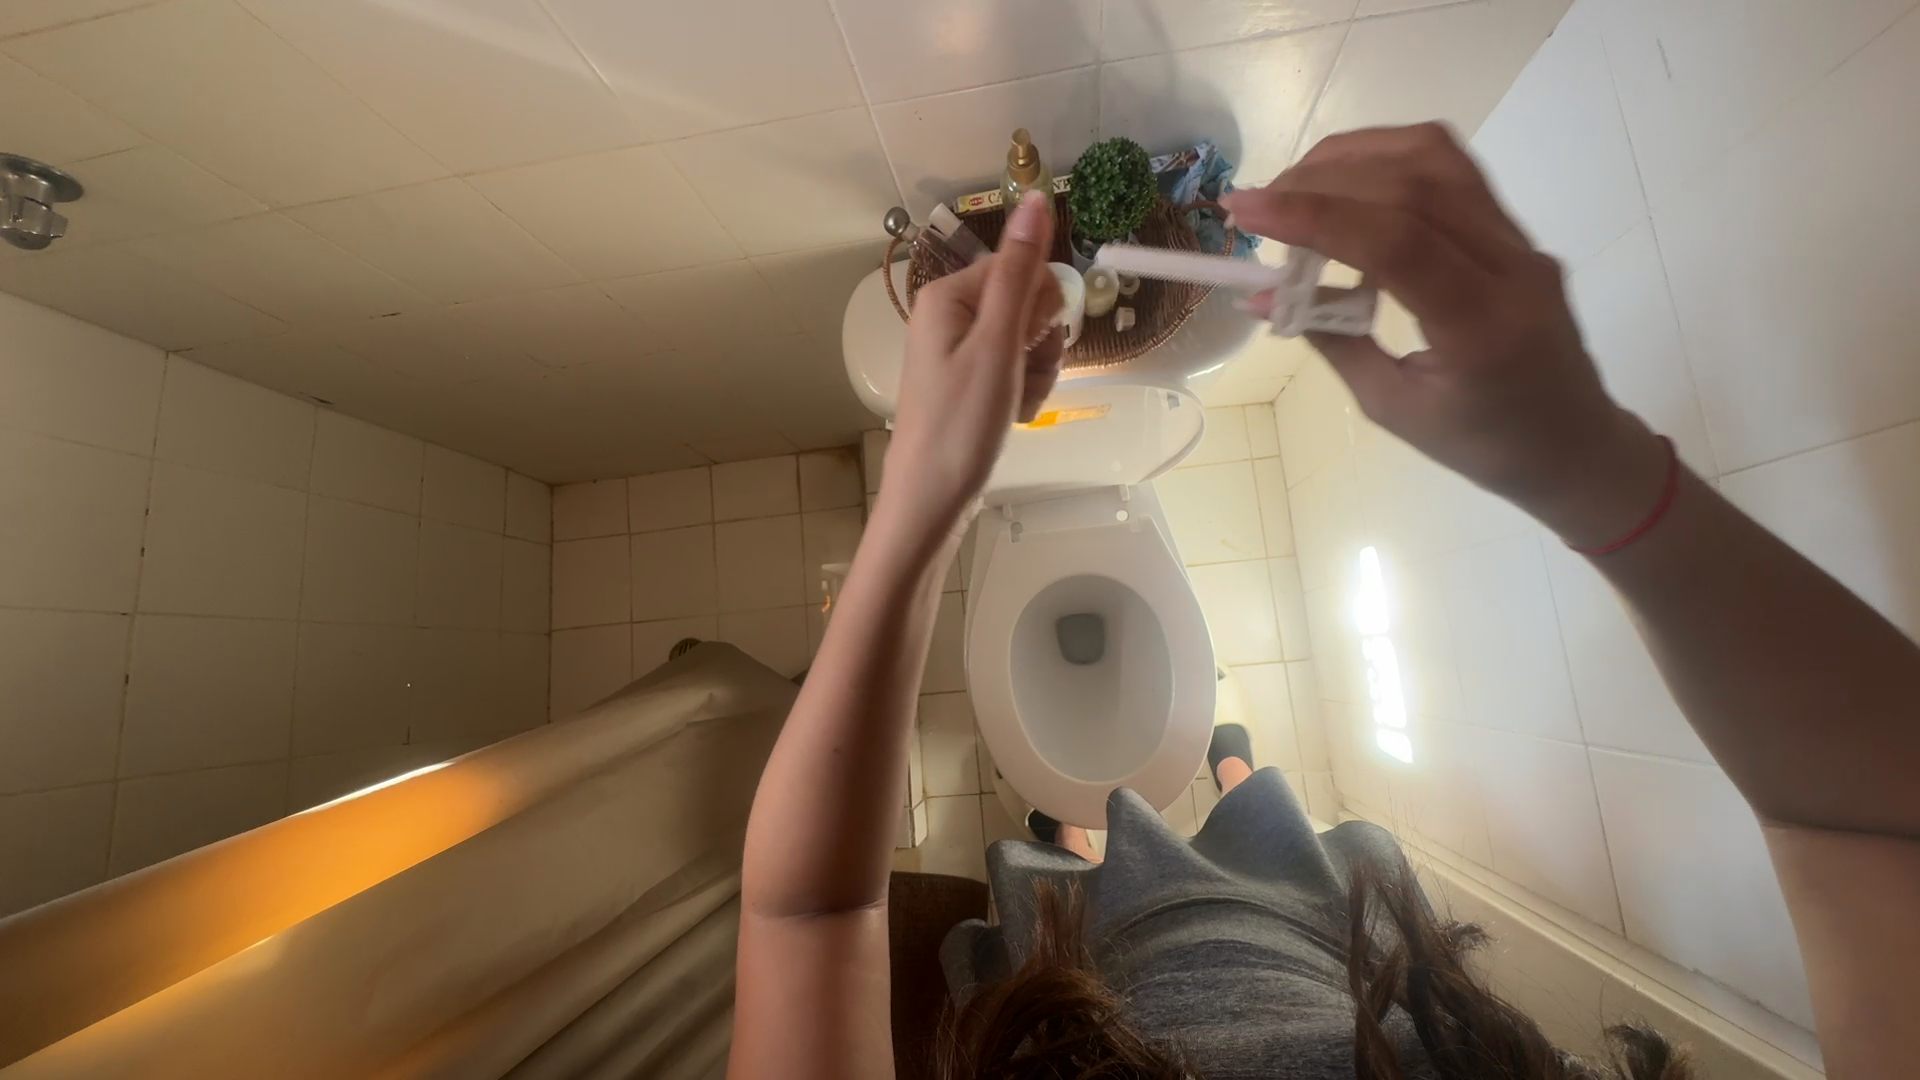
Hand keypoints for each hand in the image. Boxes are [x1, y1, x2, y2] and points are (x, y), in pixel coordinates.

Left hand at [882, 191, 1065, 532]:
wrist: (931, 500)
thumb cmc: (961, 423)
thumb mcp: (997, 344)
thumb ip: (1019, 271)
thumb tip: (1035, 197)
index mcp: (950, 296)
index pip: (1022, 269)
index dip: (1042, 308)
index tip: (1034, 345)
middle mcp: (951, 317)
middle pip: (1027, 305)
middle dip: (1041, 345)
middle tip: (1022, 379)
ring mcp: (959, 354)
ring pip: (1027, 343)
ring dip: (1037, 374)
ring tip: (1016, 406)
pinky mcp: (969, 386)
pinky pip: (1014, 372)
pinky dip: (1024, 394)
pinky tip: (1012, 418)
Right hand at [1220, 124, 1668, 546]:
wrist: (1569, 440)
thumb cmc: (1474, 442)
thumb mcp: (1387, 404)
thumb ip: (1329, 339)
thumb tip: (1262, 296)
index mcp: (1478, 326)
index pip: (1395, 241)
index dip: (1313, 216)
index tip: (1245, 211)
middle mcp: (1509, 265)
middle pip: (1414, 183)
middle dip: (1321, 180)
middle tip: (1256, 204)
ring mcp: (1519, 239)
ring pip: (1436, 158)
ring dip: (1353, 156)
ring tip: (1292, 185)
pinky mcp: (1512, 229)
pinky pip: (1449, 171)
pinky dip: (1384, 162)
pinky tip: (1342, 185)